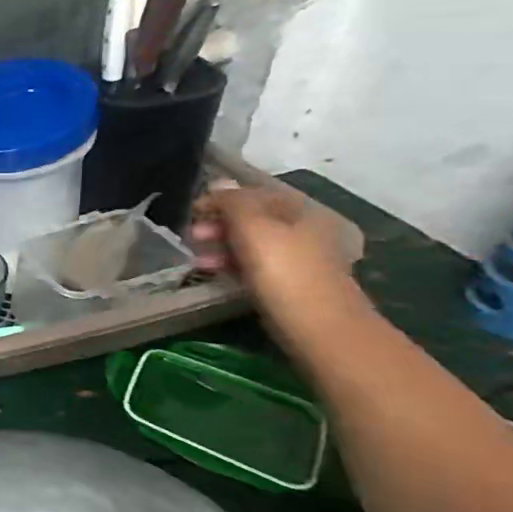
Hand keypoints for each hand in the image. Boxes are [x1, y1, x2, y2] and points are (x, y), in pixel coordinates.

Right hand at [189, 183, 362, 318]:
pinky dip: (233, 265)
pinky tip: (214, 273)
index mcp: (299, 211)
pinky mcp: (290, 286)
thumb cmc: (284, 271)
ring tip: (197, 258)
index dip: (221, 198)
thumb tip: (219, 182)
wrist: (320, 329)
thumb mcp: (253, 227)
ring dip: (221, 246)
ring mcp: (298, 260)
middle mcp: (302, 230)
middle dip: (219, 223)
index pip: (254, 194)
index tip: (192, 210)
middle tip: (192, 235)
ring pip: (252, 244)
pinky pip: (255, 266)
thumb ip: (233, 202)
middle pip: (253, 219)